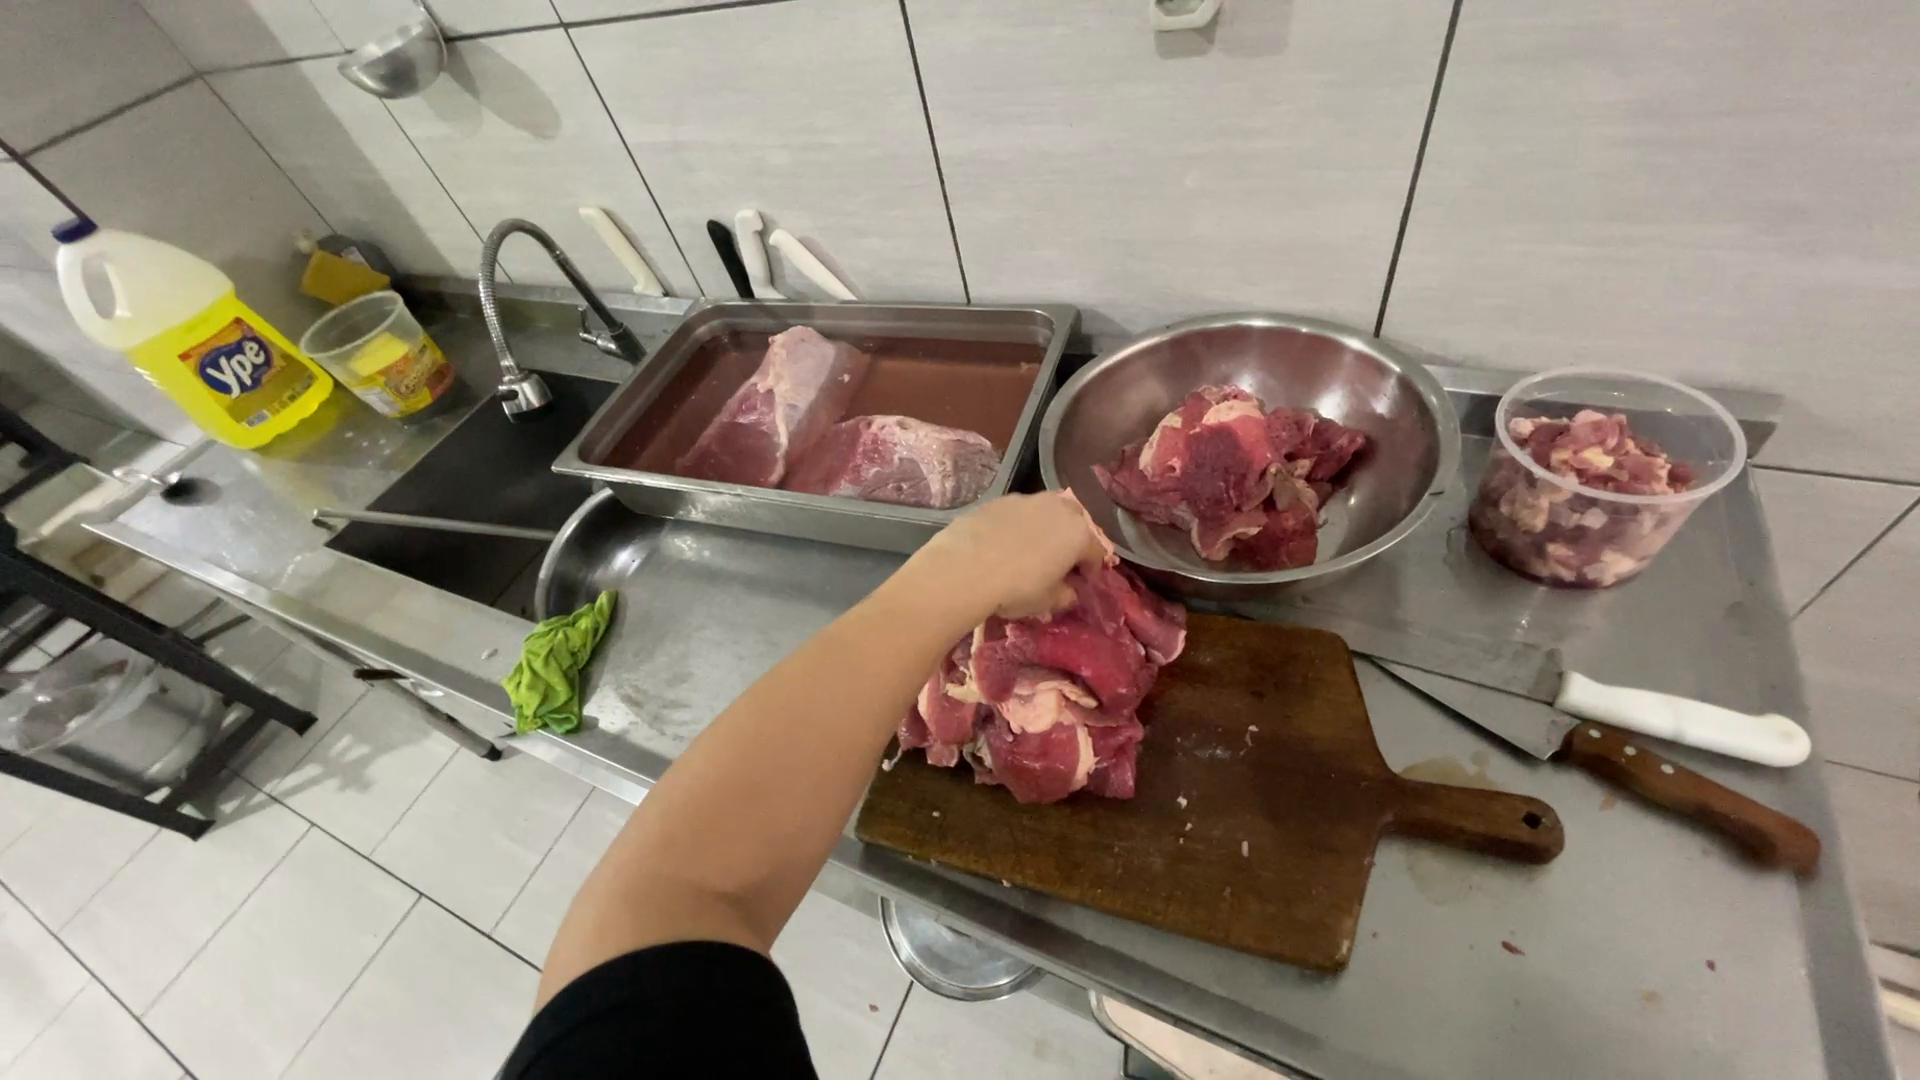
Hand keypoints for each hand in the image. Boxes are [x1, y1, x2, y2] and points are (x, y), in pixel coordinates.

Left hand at [905, 492, 1111, 621]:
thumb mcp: (1046, 602)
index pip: (1095, 551)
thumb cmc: (1016, 588)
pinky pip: (1018, 511)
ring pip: (1046, 509)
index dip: (1091, 569)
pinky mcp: (998, 500)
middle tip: (1061, 558)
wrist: (964, 568)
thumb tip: (1069, 593)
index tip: (1082, 582)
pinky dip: (1018, 524)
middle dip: (1073, 537)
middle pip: (1075, 520)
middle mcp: (1057, 509)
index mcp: (1078, 534)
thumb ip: (1064, 596)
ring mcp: (1026, 500)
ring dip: (1046, 526)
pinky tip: (1004, 542)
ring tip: (1033, 547)